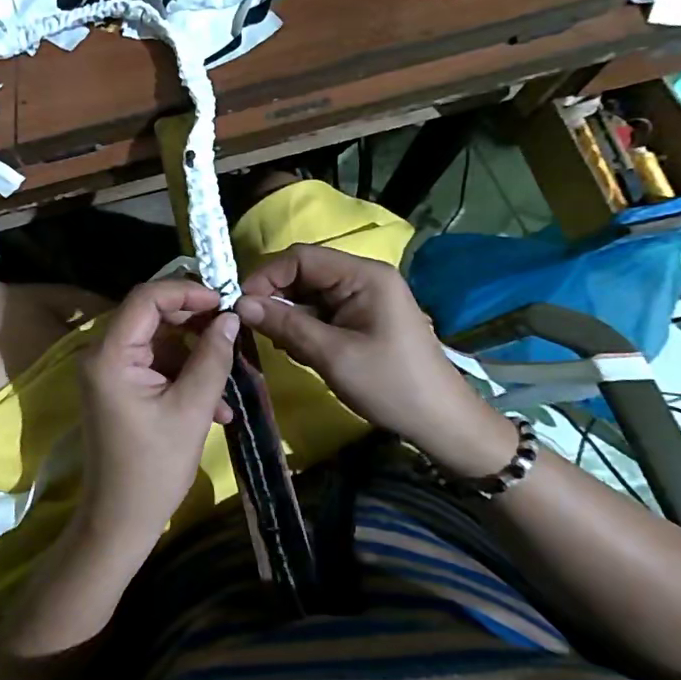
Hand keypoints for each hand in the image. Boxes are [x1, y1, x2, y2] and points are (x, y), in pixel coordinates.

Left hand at [76, 280, 238, 547]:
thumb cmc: (154, 467)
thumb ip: (212, 357)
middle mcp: (102, 355)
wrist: (120, 521)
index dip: (186, 291)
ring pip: (159, 342)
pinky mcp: (120, 389)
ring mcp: (110, 372)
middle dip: (195, 322)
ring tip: (231, 381)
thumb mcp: (192, 409)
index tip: (224, 300)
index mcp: (110, 355)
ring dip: (196, 357)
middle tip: (232, 330)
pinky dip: (185, 378)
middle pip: (152, 316)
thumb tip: (231, 318)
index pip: (146, 298)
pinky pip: (156, 366)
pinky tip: (216, 407)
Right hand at [235, 243, 515, 475]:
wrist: (440, 421)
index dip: (266, 276)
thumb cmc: (390, 385)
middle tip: (249, 325)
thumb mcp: (332, 355)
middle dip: (274, 295)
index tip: (240, 305)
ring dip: (286, 313)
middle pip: (304, 272)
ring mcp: (363, 298)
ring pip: (309, 293)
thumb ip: (286, 325)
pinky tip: (291, 346)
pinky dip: (301, 325)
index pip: (301, 257)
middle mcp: (363, 277)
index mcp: (363, 275)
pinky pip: (321, 311)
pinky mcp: (361, 318)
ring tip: (269, 339)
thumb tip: (241, 304)